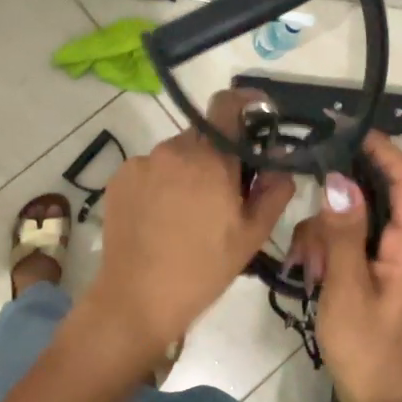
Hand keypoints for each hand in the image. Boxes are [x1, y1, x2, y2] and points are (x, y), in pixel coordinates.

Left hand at [84, 89, 295, 367]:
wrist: (138, 298)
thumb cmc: (203, 269)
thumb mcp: (252, 234)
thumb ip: (274, 189)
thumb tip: (281, 158)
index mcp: (210, 159)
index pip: (227, 104)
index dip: (246, 102)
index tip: (258, 115)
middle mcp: (173, 150)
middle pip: (204, 135)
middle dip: (218, 154)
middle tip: (226, 191)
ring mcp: (142, 163)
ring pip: (176, 154)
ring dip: (189, 170)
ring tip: (191, 213)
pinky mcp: (120, 179)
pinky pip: (151, 169)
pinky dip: (162, 183)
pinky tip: (163, 217)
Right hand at [287, 131, 401, 401]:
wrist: (373, 398)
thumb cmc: (363, 345)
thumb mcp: (346, 287)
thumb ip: (344, 231)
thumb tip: (338, 180)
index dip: (383, 149)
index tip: (348, 129)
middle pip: (376, 196)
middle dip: (337, 206)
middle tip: (308, 229)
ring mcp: (395, 257)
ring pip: (357, 219)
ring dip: (326, 234)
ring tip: (307, 268)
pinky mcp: (379, 269)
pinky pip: (353, 241)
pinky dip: (329, 249)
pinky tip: (312, 273)